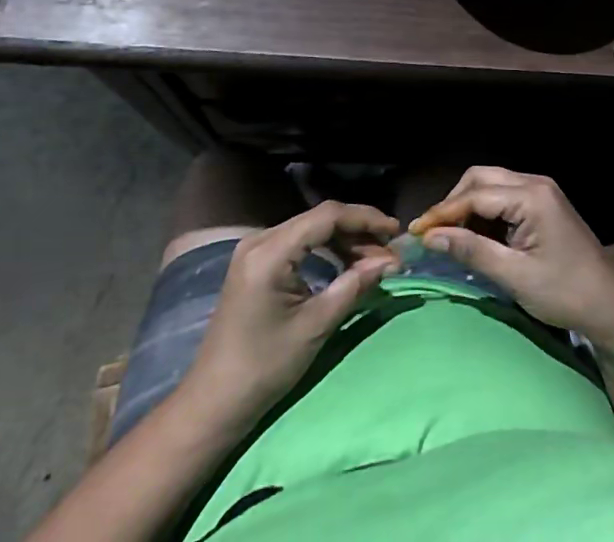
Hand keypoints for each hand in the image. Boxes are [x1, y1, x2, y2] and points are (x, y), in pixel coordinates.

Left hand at [184, 201, 400, 422]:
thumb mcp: (316, 325)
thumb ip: (354, 286)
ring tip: (376, 261)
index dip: (365, 219)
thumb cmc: (266, 365)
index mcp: (270, 251)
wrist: (217, 397)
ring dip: (345, 241)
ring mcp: (256, 249)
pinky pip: (299, 243)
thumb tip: (391, 262)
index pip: (327, 217)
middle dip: (359, 232)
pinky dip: (327, 250)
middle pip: (319, 219)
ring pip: (311, 229)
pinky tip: (348, 265)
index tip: (396, 232)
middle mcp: (260, 240)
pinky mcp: (257, 262)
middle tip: (391, 253)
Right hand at [409, 167, 613, 347]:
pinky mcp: (543, 205)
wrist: (611, 308)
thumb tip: (430, 236)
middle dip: (453, 202)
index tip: (415, 231)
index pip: (475, 195)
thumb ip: (471, 250)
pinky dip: (484, 213)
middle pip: (481, 179)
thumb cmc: (564, 293)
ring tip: (448, 235)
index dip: (442, 212)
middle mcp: (536, 184)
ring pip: (491, 186)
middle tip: (432, 231)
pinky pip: (504, 198)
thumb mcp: (514, 275)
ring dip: (467, 206)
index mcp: (532, 197)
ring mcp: (542, 193)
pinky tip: (473, 236)